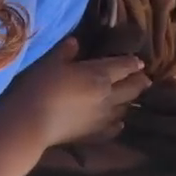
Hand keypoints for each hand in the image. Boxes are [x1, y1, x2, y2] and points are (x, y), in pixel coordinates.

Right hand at [6, 37, 148, 146]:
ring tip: (128, 97)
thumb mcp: (48, 63)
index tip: (138, 61)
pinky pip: (116, 126)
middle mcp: (109, 96)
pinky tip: (116, 120)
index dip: (132, 63)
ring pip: (126, 107)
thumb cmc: (38, 86)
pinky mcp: (98, 133)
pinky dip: (118, 121)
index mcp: (98, 75)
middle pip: (133, 87)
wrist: (32, 121)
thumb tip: (76, 42)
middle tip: (144, 78)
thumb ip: (64, 52)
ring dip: (129, 100)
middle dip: (139, 81)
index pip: (123, 66)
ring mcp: (106, 117)